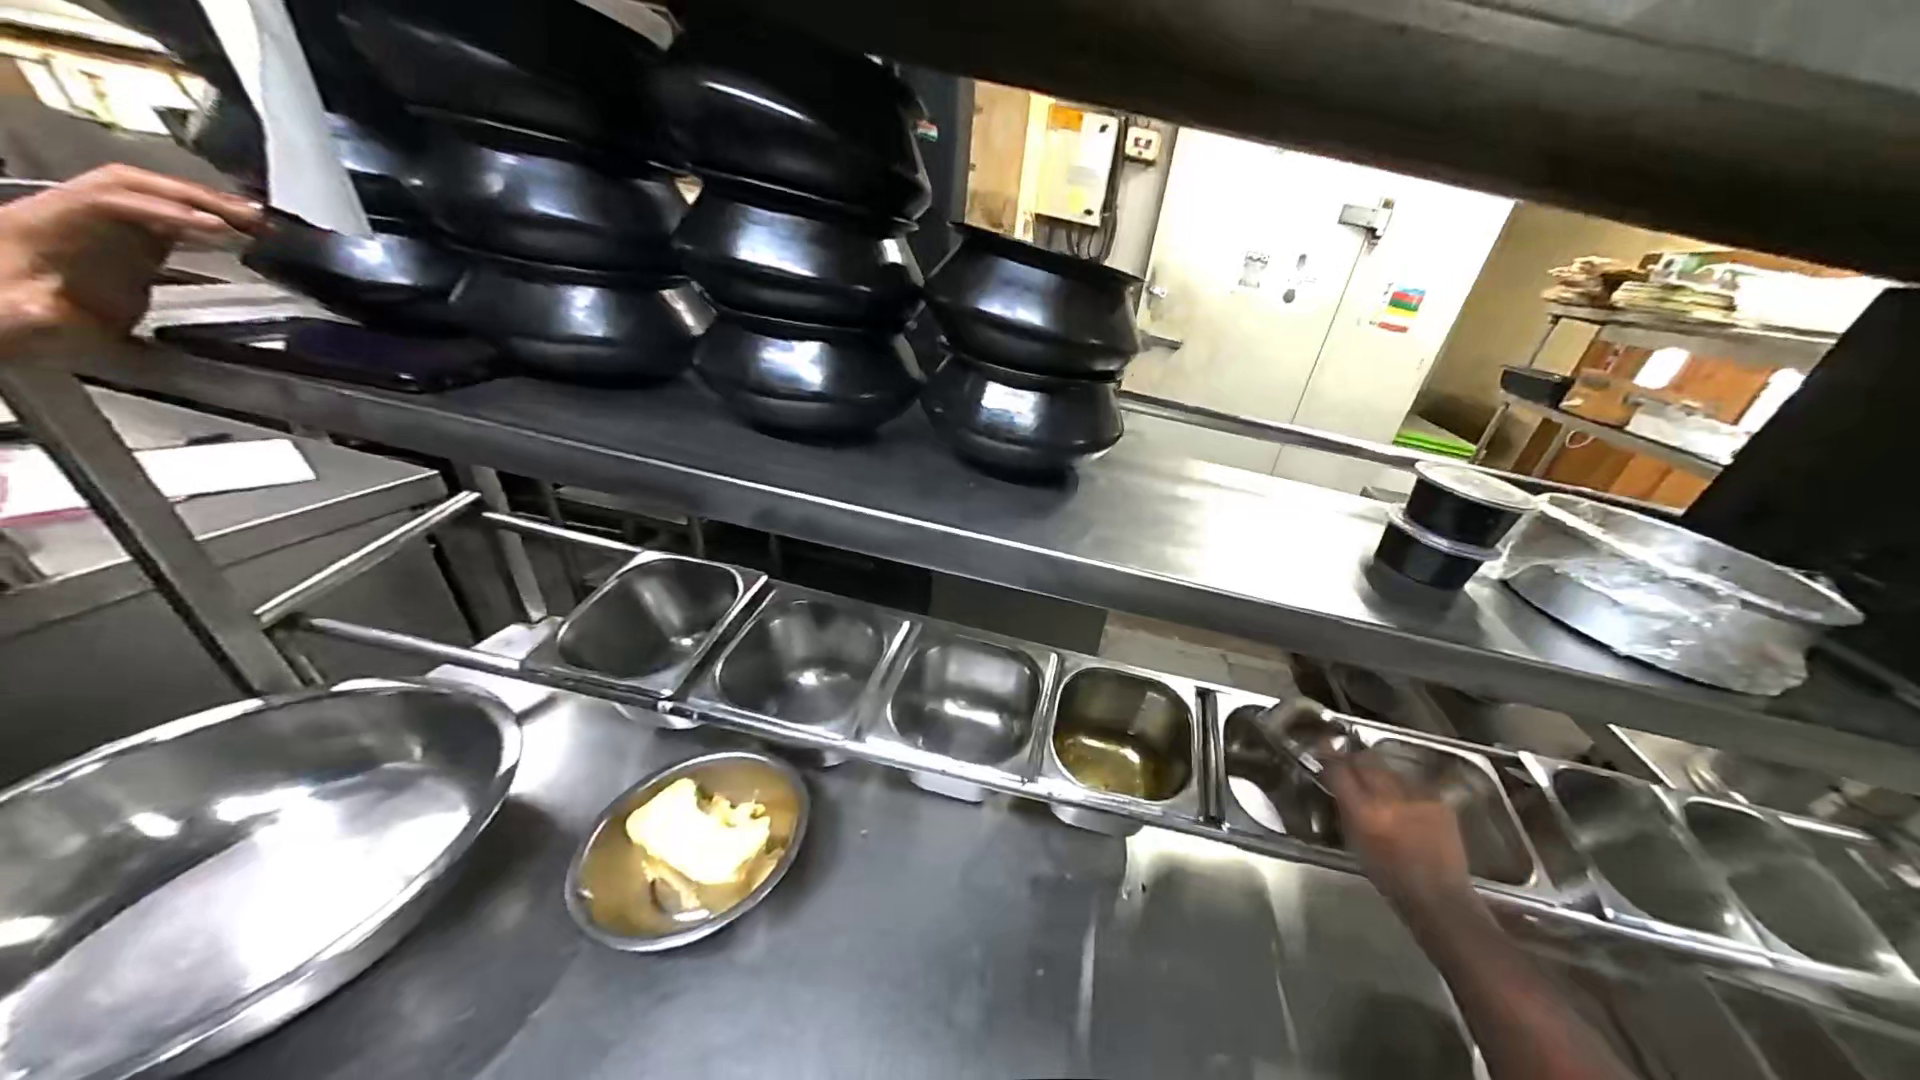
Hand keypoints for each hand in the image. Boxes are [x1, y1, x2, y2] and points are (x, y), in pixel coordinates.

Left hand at [0, 165, 261, 354]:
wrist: (17, 321)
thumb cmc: (17, 318)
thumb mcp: (17, 315)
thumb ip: (31, 311)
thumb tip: (49, 308)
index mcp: (44, 223)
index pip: (107, 200)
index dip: (163, 210)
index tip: (218, 227)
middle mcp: (76, 215)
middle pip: (134, 187)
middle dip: (194, 198)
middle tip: (251, 216)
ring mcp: (106, 229)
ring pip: (156, 199)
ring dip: (208, 206)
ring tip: (259, 222)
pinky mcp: (132, 247)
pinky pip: (170, 224)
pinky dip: (209, 226)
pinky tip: (243, 236)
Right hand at [1324, 748, 1473, 910]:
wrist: (1438, 896)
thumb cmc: (1388, 875)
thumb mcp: (1354, 841)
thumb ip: (1345, 807)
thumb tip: (1337, 783)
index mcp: (1364, 812)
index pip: (1340, 771)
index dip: (1328, 757)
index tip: (1322, 750)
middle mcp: (1391, 798)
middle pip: (1366, 760)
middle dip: (1354, 758)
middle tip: (1347, 761)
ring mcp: (1418, 798)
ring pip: (1390, 769)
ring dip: (1379, 772)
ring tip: (1376, 782)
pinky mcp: (1439, 802)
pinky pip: (1413, 783)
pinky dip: (1403, 787)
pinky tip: (1403, 799)